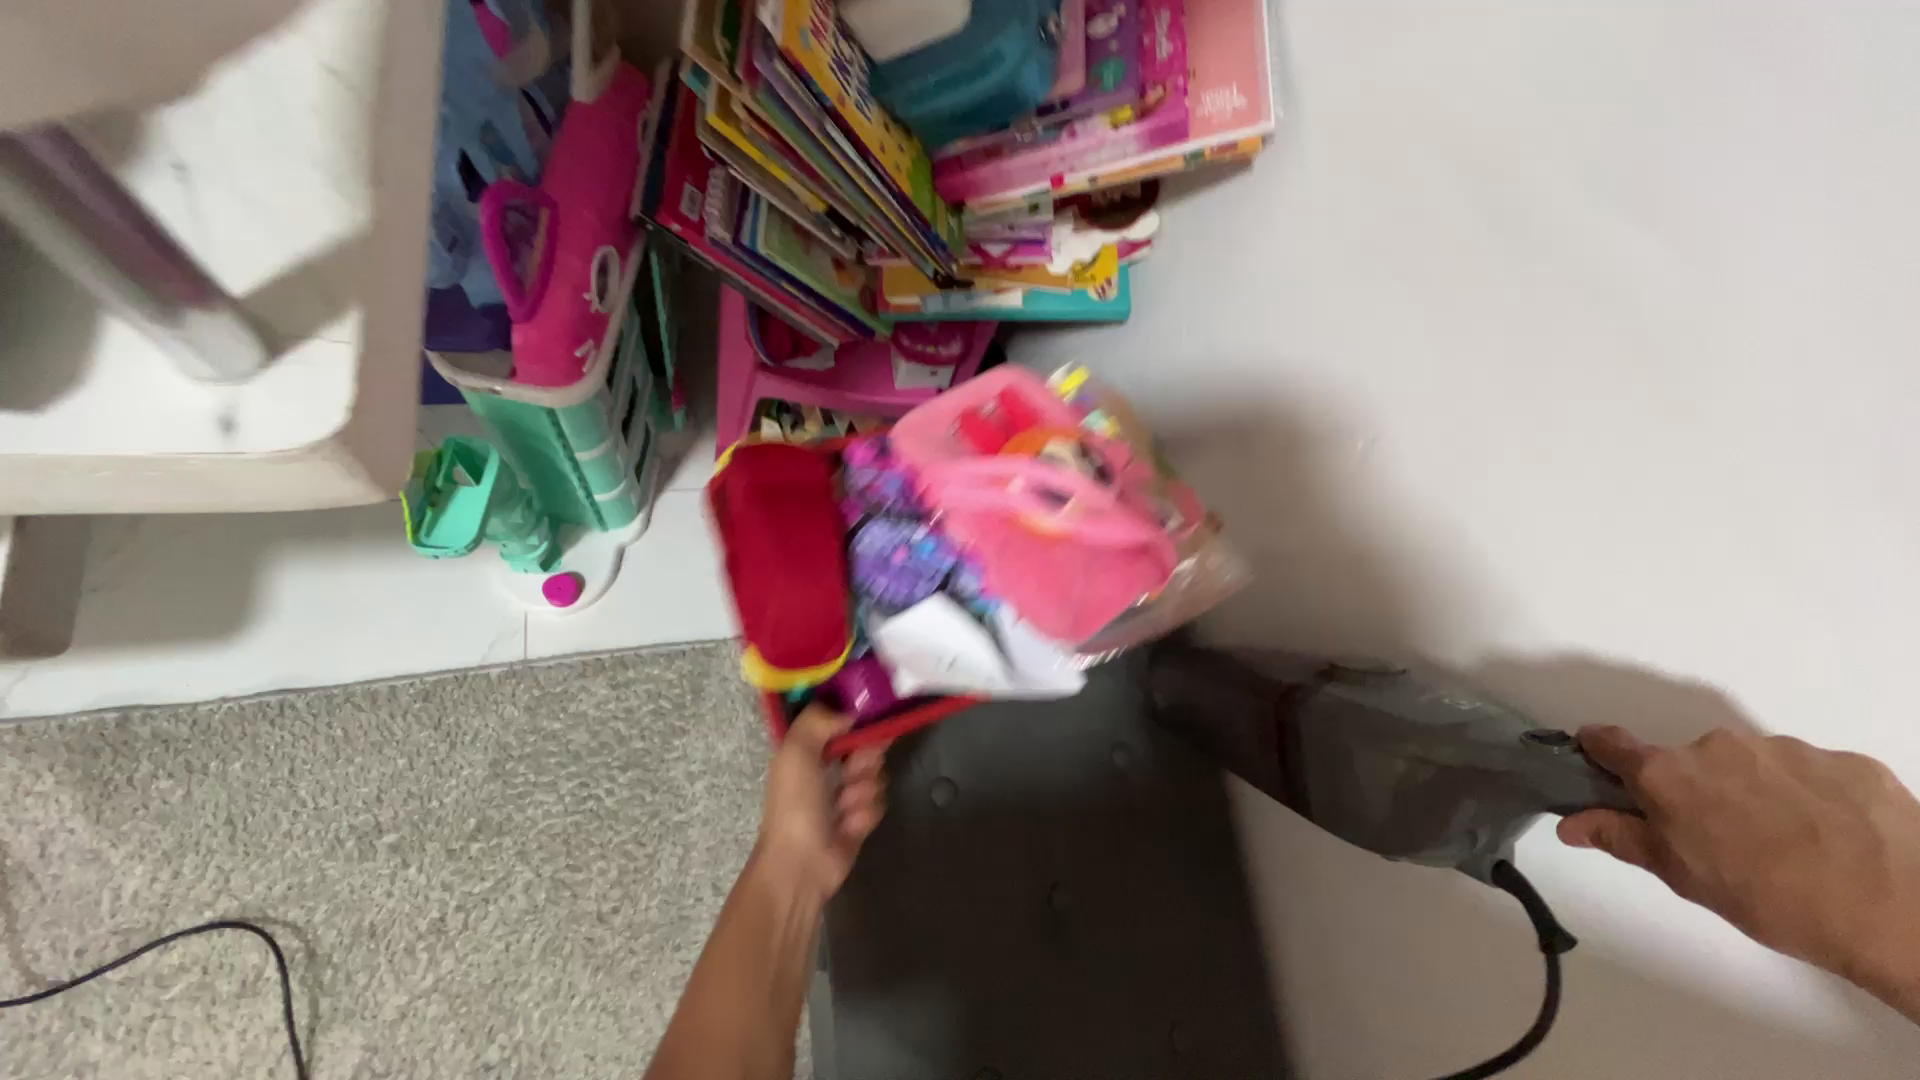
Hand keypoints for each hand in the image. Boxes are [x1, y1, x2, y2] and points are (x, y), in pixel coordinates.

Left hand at [755, 706, 888, 903]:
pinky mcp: (860, 818)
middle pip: (865, 747)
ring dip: (863, 790)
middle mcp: (826, 767)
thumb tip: (849, 713)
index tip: (871, 721)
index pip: (839, 722)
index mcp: (806, 749)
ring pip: (875, 775)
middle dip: (864, 759)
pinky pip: (878, 803)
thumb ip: (818, 721)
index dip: (857, 721)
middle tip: (854, 770)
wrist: (800, 864)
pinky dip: (864, 814)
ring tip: (845, 807)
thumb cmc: (794, 804)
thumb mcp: (796, 752)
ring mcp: (845, 794)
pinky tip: (848, 826)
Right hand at [1560, 726, 1919, 1016]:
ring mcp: (1786, 750)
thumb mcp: (1682, 876)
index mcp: (1666, 774)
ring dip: (1756, 790)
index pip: (1610, 742)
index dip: (1599, 751)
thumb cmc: (1771, 900)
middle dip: (1697, 788)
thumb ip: (1619, 839)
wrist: (1903, 917)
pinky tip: (1835, 835)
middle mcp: (1716, 748)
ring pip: (1753, 764)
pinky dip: (1813, 796)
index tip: (1598, 763)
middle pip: (1690, 760)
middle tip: (1721, 834)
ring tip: (1790, 840)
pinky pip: (1814, 772)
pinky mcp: (1849, 762)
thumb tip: (1568, 824)